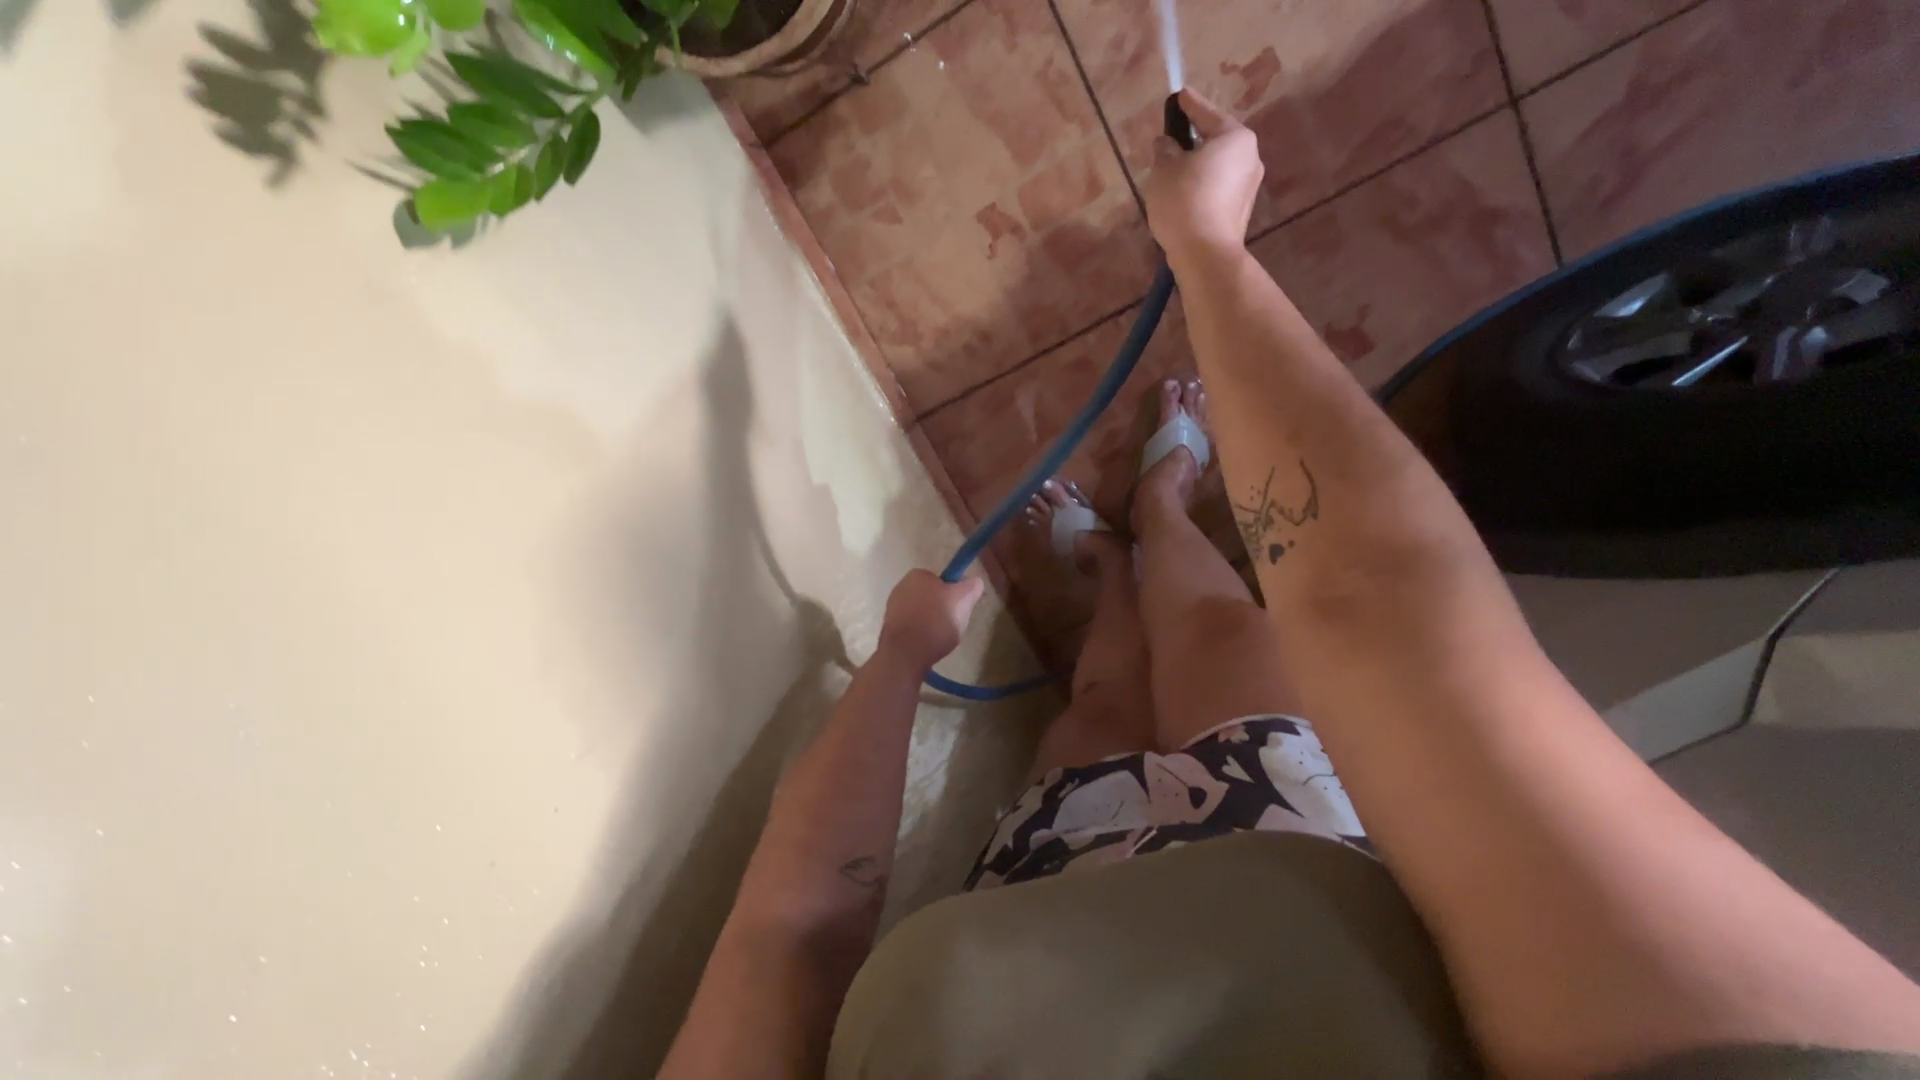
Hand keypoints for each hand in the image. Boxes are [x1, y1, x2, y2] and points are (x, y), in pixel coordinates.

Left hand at [878, 570, 984, 671]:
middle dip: (940, 607)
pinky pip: (911, 627)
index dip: (952, 593)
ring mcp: (892, 608)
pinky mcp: (889, 628)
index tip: (958, 607)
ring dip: (929, 622)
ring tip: (940, 637)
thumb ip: (972, 587)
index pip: (940, 579)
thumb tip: (975, 581)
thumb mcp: (963, 600)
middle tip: (952, 622)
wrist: (906, 653)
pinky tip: (927, 645)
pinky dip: (920, 634)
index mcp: (917, 575)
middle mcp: (901, 587)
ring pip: (920, 612)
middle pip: (929, 596)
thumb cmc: (936, 621)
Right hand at [1143, 89, 1263, 268]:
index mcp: (1234, 137)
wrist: (1205, 253)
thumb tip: (1167, 144)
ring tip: (1175, 169)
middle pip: (1216, 140)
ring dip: (1199, 164)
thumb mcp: (1164, 169)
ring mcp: (1249, 185)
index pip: (1206, 113)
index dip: (1189, 104)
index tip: (1179, 94)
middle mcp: (1250, 156)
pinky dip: (1203, 184)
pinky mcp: (1242, 209)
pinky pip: (1219, 186)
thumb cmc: (1184, 201)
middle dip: (1195, 138)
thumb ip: (1165, 149)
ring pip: (1218, 165)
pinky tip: (1185, 193)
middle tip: (1173, 137)